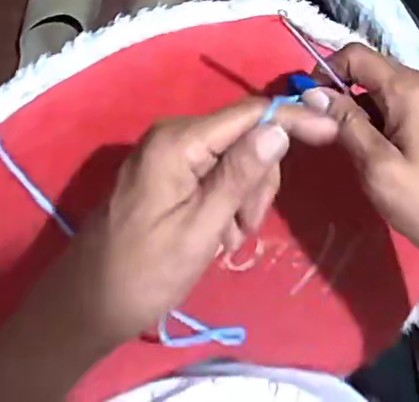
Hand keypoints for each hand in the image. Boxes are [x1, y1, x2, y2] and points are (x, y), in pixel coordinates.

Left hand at [34, 95, 338, 347]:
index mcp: (179, 140)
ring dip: (241, 198)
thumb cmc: (144, 271)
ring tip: (224, 239)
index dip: (292, 118)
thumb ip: (239, 175)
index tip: (331, 130)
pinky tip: (215, 233)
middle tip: (242, 229)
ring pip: (235, 157)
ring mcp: (170, 150)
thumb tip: (278, 127)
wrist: (86, 304)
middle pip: (245, 137)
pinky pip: (215, 170)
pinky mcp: (169, 168)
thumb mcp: (200, 229)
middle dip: (256, 181)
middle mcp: (175, 133)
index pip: (249, 113)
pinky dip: (225, 201)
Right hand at [305, 43, 418, 288]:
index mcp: (407, 88)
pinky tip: (361, 142)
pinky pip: (386, 99)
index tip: (308, 101)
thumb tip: (312, 91)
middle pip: (365, 65)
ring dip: (351, 102)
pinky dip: (367, 112)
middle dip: (337, 86)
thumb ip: (344, 122)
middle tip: (319, 121)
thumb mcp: (375, 164)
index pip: (355, 54)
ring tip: (338, 135)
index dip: (326, 70)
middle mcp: (417, 82)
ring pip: (373, 83)